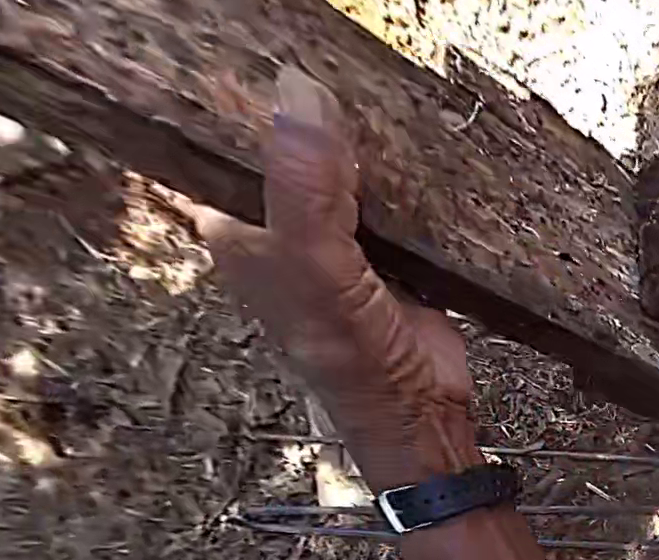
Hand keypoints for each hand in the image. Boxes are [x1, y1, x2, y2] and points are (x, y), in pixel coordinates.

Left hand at [192, 67, 479, 491]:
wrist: (423, 409)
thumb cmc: (351, 350)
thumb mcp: (316, 264)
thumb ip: (305, 184)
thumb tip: (302, 87)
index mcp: (239, 222)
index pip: (227, 139)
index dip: (245, 97)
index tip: (279, 51)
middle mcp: (290, 229)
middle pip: (296, 154)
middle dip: (320, 120)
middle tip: (352, 73)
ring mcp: (350, 248)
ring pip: (354, 182)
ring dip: (374, 155)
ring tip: (393, 106)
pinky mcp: (404, 264)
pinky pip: (403, 213)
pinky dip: (415, 192)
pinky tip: (432, 167)